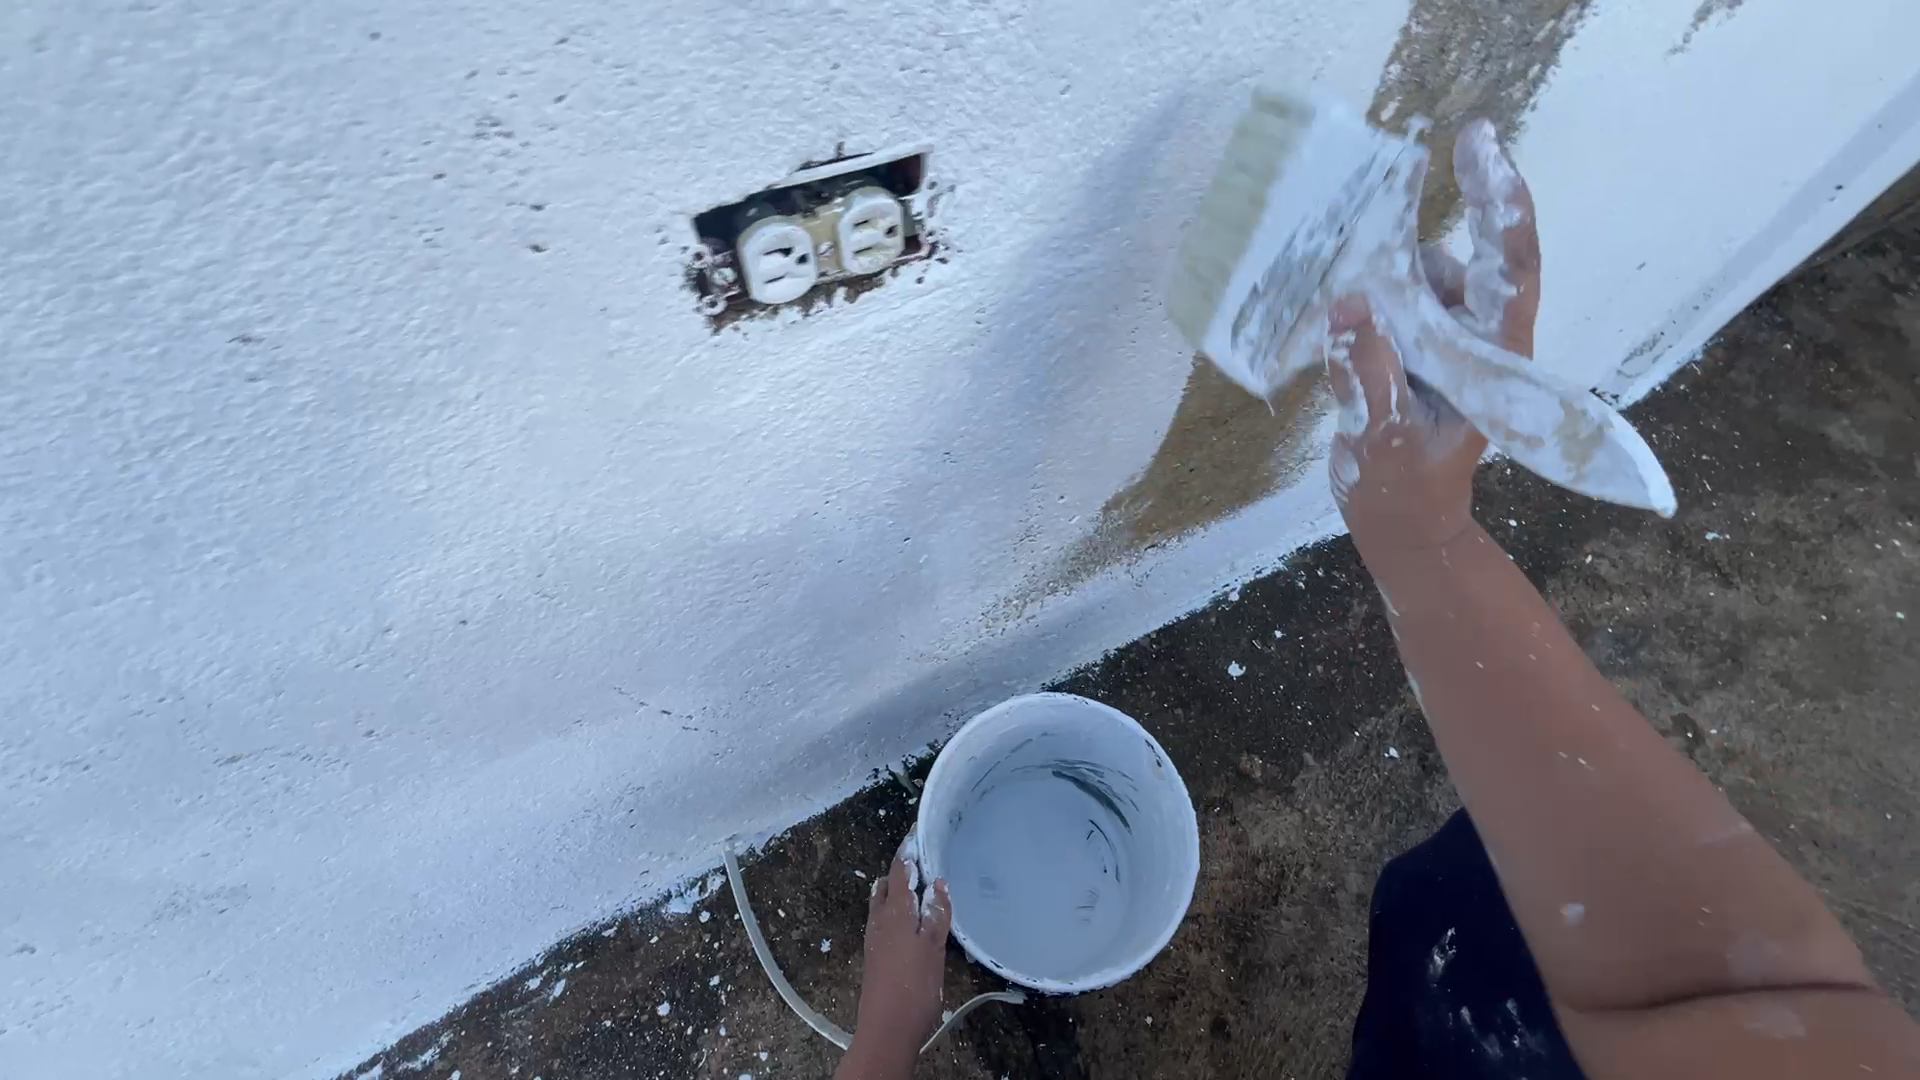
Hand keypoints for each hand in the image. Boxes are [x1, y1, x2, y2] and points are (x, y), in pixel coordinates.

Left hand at [850, 851, 951, 1058]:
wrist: (886, 1030)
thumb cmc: (913, 985)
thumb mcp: (933, 947)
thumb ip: (936, 913)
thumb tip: (937, 882)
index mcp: (894, 909)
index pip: (900, 868)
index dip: (908, 848)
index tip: (918, 831)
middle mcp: (879, 917)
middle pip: (888, 883)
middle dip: (902, 868)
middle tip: (924, 860)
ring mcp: (875, 936)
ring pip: (884, 901)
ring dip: (898, 889)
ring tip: (921, 886)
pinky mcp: (876, 953)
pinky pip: (885, 918)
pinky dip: (897, 908)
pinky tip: (913, 920)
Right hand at [1325, 118, 1541, 551]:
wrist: (1400, 522)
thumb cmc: (1405, 489)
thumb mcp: (1387, 435)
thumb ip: (1367, 372)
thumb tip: (1346, 301)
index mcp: (1492, 355)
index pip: (1507, 265)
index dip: (1498, 202)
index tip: (1478, 145)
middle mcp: (1472, 340)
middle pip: (1462, 261)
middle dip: (1433, 215)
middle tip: (1396, 169)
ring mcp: (1438, 349)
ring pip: (1418, 284)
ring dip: (1385, 260)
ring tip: (1342, 238)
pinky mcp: (1405, 360)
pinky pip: (1386, 312)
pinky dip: (1361, 297)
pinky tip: (1327, 291)